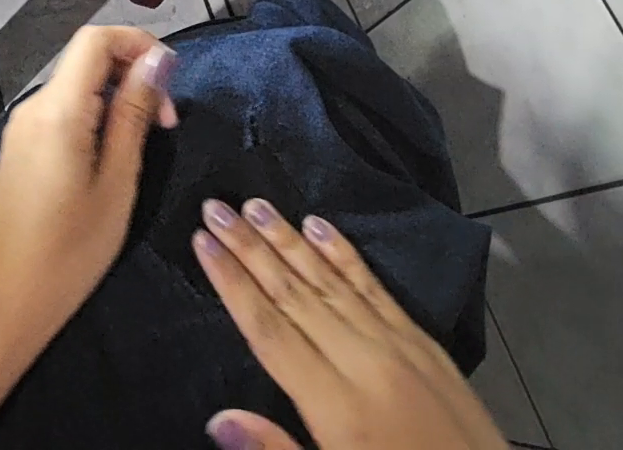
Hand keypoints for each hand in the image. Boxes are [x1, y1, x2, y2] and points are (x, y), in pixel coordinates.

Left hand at [0, 25, 177, 334]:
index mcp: (58, 109)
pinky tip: (113, 153)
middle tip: (166, 122)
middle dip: (133, 73)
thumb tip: (157, 60)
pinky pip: (64, 108)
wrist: (9, 299)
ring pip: (78, 84)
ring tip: (146, 141)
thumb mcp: (118, 179)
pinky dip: (96, 114)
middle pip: (87, 58)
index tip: (170, 79)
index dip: (138, 43)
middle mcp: (34, 106)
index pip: (96, 39)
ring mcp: (23, 125)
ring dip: (118, 96)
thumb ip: (135, 112)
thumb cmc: (72, 248)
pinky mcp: (21, 145)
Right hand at [193, 200, 508, 449]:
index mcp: (336, 407)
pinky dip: (343, 253)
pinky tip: (319, 225)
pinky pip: (373, 286)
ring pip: (328, 279)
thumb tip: (218, 417)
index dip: (231, 283)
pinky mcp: (420, 338)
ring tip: (254, 205)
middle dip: (248, 247)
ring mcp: (395, 342)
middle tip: (215, 205)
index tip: (202, 241)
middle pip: (292, 292)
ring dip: (287, 239)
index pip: (269, 329)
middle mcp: (361, 361)